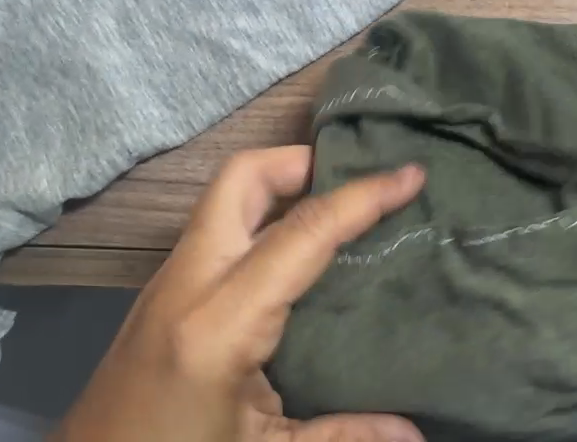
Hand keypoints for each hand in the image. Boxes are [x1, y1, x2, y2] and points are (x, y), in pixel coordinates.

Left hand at [53, 146, 426, 441]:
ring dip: (283, 184)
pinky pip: (219, 229)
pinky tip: (296, 252)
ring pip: (226, 196)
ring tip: (338, 206)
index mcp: (218, 324)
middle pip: (243, 178)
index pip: (304, 231)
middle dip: (305, 161)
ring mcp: (167, 285)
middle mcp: (189, 283)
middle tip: (359, 179)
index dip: (364, 197)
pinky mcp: (160, 298)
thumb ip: (339, 439)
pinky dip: (264, 215)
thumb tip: (416, 434)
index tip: (412, 174)